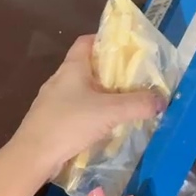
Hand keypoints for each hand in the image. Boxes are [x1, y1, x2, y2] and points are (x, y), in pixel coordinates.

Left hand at [10, 36, 165, 173]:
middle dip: (110, 73)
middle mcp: (59, 80)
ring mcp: (52, 102)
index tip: (127, 50)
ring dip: (101, 96)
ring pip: (81, 91)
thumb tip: (162, 100)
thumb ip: (138, 104)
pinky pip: (75, 111)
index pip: (87, 41)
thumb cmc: (69, 124)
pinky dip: (90, 114)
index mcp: (71, 67)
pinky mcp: (50, 121)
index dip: (106, 40)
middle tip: (134, 82)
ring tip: (124, 105)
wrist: (33, 156)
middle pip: (87, 67)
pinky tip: (104, 127)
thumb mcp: (110, 111)